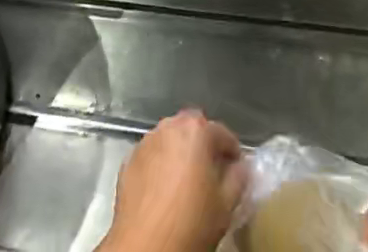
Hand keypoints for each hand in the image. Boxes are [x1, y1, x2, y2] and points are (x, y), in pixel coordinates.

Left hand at [98, 109, 247, 251]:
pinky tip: (163, 189)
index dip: (232, 151)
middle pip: (193, 129)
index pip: (222, 133)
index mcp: (196, 130)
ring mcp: (145, 144)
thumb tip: (240, 167)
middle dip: (204, 145)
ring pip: (170, 140)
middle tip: (211, 171)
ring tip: (186, 180)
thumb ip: (239, 177)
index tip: (236, 168)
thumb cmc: (191, 223)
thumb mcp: (227, 204)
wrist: (144, 250)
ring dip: (180, 152)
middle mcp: (169, 128)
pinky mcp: (127, 163)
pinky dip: (160, 165)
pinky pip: (151, 156)